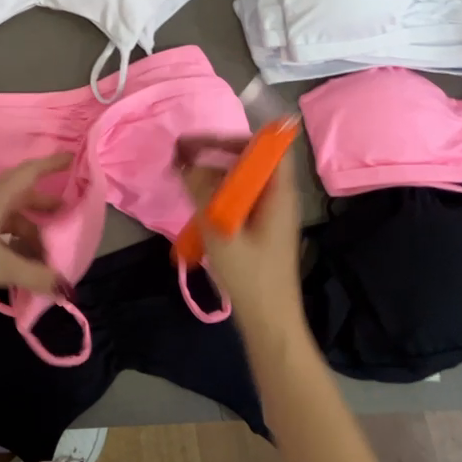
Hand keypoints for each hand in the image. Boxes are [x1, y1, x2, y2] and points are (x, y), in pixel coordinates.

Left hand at [0, 153, 69, 303]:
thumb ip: (35, 275)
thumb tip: (65, 286)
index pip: (29, 172)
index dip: (51, 164)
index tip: (72, 159)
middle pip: (23, 196)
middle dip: (47, 207)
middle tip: (70, 219)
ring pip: (13, 217)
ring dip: (32, 231)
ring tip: (50, 254)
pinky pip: (2, 230)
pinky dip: (18, 241)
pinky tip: (26, 262)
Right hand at [178, 140, 304, 331]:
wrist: (270, 324)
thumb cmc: (250, 278)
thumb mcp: (221, 231)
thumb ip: (203, 192)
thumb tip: (188, 163)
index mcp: (279, 195)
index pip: (269, 147)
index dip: (238, 136)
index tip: (204, 141)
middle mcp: (278, 198)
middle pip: (251, 160)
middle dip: (216, 151)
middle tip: (182, 153)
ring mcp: (270, 214)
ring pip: (242, 179)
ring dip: (213, 171)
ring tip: (182, 173)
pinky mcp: (260, 229)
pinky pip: (238, 197)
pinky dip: (216, 191)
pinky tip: (195, 201)